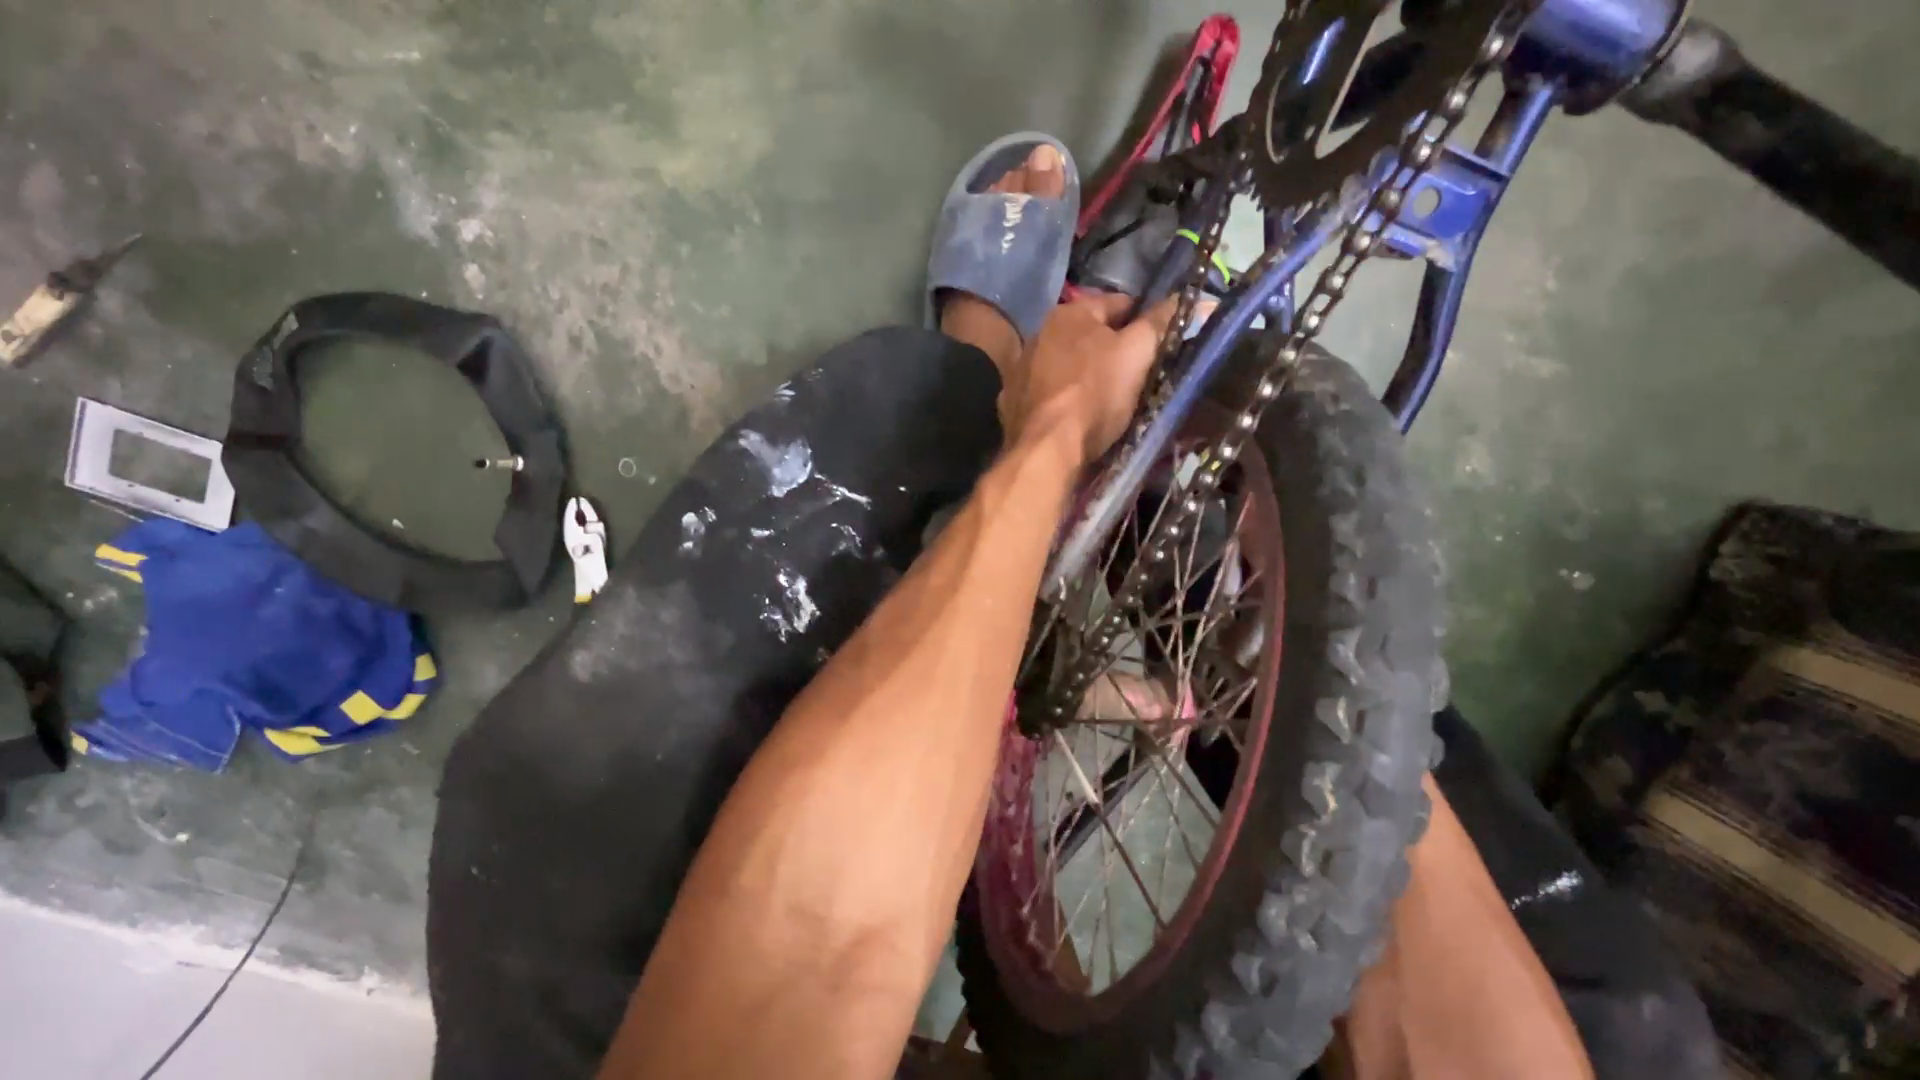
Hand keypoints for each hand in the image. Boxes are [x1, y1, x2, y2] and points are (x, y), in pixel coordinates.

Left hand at [998, 293, 1177, 464]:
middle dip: (1111, 347)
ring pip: (1065, 363)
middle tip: (1135, 371)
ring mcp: (1021, 369)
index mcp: (1069, 314)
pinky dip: (1061, 397)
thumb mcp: (1137, 354)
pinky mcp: (1012, 402)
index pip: (1118, 303)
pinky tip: (1073, 413)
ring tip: (1106, 395)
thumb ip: (1160, 323)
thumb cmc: (1095, 393)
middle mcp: (1039, 334)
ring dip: (1083, 372)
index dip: (1143, 319)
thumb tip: (1193, 299)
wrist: (1046, 448)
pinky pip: (1046, 392)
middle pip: (1088, 334)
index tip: (1159, 341)